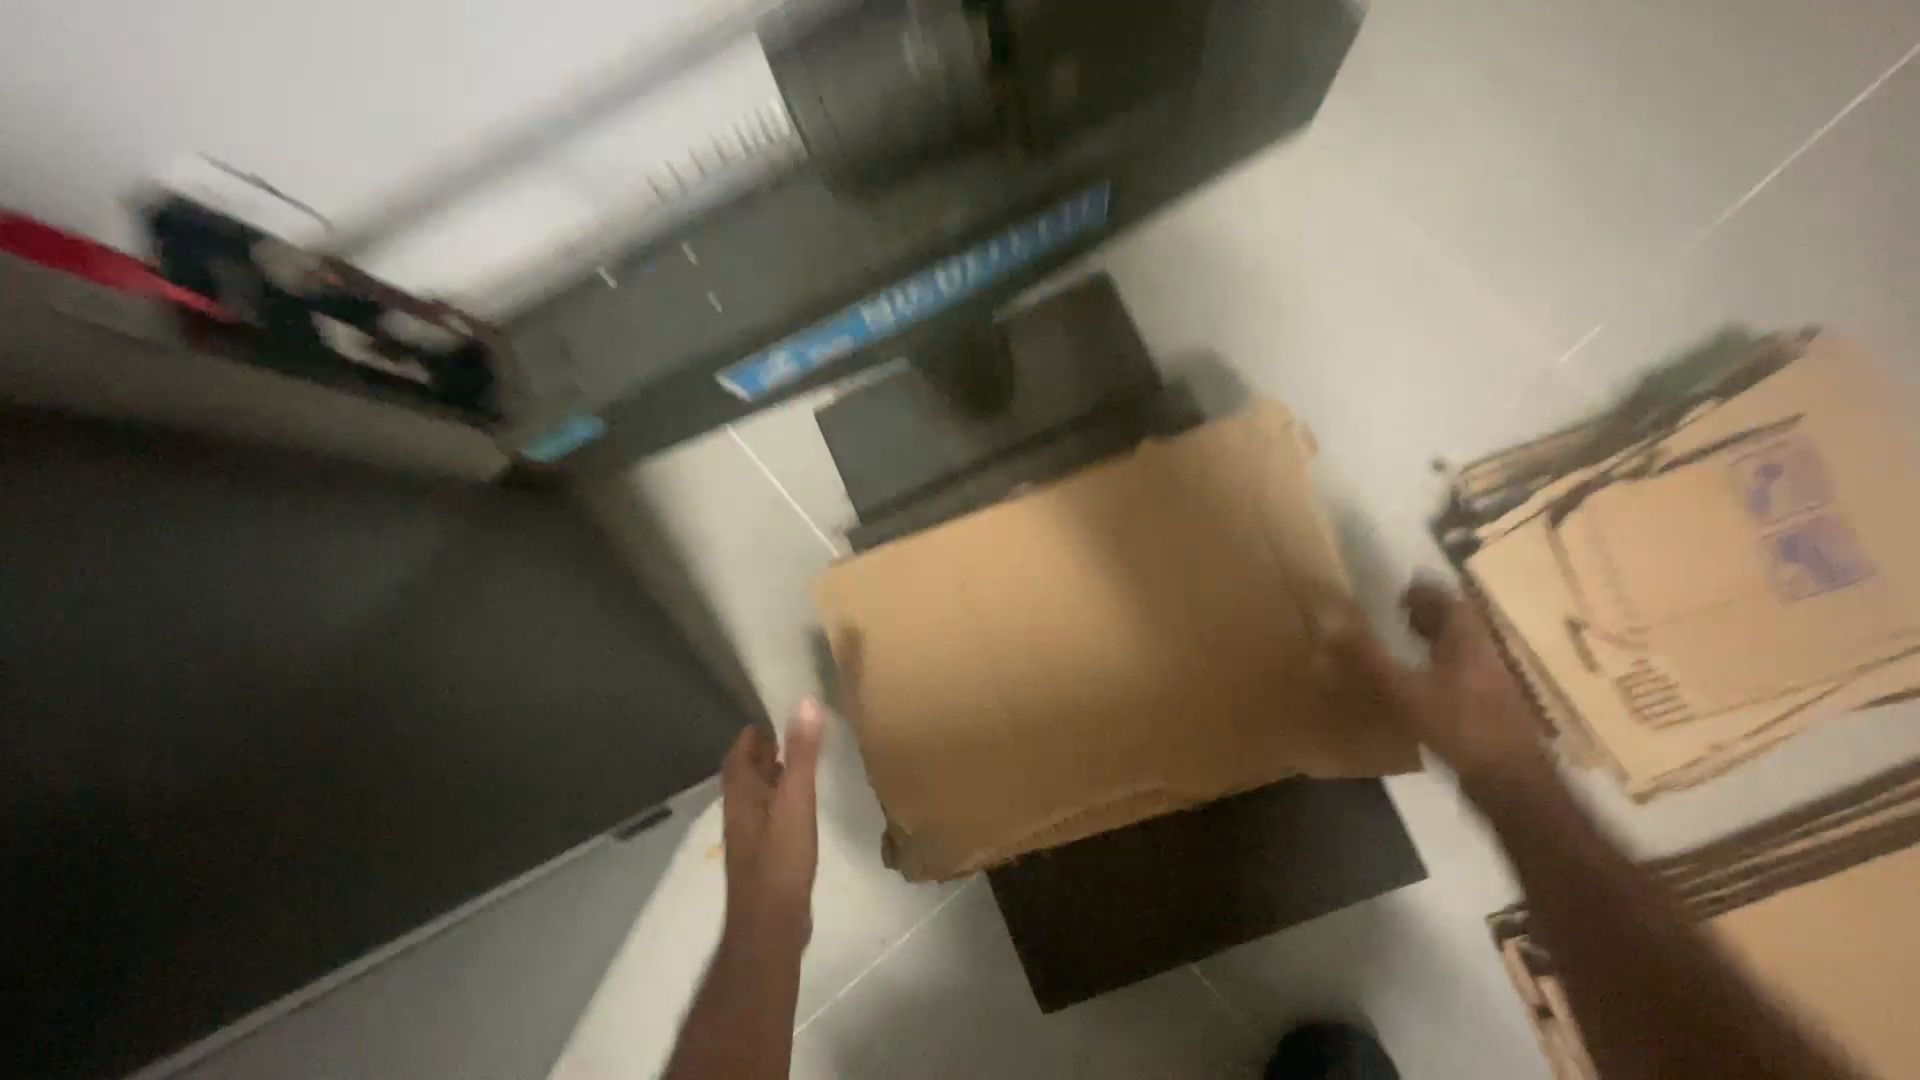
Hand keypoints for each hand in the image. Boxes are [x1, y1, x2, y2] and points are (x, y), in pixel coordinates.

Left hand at [719, 699, 826, 950]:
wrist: (771, 925)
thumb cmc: (780, 859)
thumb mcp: (796, 799)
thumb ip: (802, 753)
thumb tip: (804, 701)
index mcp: (741, 794)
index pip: (739, 753)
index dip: (753, 734)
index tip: (775, 715)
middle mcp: (739, 811)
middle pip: (747, 774)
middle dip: (765, 753)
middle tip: (793, 733)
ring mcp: (751, 836)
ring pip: (759, 796)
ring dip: (774, 777)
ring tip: (802, 763)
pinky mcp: (765, 855)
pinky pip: (770, 816)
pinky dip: (783, 800)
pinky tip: (803, 806)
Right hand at [1326, 578, 1552, 791]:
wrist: (1511, 781)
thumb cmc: (1459, 726)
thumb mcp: (1404, 689)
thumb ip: (1367, 656)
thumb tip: (1329, 618)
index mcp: (1469, 642)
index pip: (1452, 602)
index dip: (1427, 592)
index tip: (1401, 589)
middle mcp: (1485, 657)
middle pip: (1459, 626)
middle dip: (1430, 616)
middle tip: (1398, 612)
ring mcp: (1493, 686)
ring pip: (1462, 652)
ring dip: (1435, 643)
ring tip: (1404, 645)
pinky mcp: (1491, 713)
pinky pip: (1462, 677)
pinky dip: (1439, 671)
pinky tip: (1420, 687)